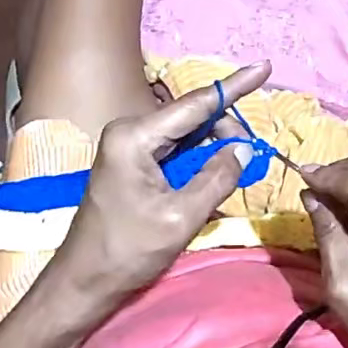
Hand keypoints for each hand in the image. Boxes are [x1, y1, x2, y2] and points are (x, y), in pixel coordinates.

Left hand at [55, 61, 272, 299]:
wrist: (83, 281)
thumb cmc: (127, 250)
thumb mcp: (181, 217)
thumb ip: (217, 178)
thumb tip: (244, 149)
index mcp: (135, 136)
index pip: (196, 103)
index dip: (234, 86)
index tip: (264, 66)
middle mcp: (131, 130)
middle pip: (194, 117)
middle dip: (225, 133)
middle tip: (246, 162)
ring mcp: (130, 144)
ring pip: (189, 134)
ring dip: (214, 149)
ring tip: (230, 175)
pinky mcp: (134, 161)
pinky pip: (177, 150)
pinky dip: (199, 161)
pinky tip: (212, 177)